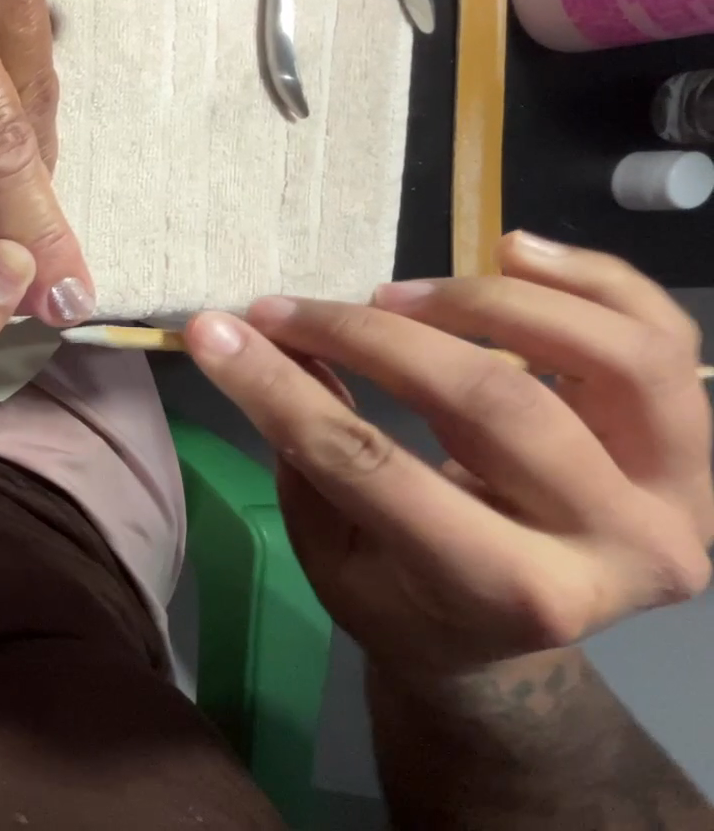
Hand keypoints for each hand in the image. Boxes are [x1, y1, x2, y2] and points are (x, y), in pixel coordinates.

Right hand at [184, 232, 713, 678]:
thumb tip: (266, 346)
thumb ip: (307, 451)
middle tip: (281, 311)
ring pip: (609, 358)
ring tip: (390, 295)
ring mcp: (686, 496)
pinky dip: (592, 279)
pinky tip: (512, 249)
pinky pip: (667, 339)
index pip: (368, 462)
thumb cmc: (396, 594)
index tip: (212, 331)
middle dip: (361, 337)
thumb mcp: (326, 543)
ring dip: (479, 304)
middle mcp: (620, 549)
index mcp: (505, 592)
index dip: (275, 387)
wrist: (506, 628)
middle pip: (487, 401)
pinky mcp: (704, 453)